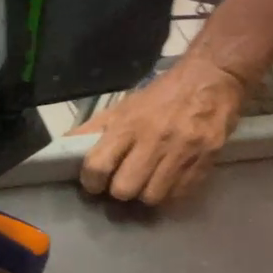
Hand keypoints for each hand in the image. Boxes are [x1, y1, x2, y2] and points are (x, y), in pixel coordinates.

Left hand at [76, 53, 247, 204]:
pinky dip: (172, 193)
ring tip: (149, 181)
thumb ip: (91, 132)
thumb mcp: (121, 108)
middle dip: (121, 191)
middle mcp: (155, 139)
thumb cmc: (160, 97)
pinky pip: (180, 194)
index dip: (92, 182)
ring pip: (152, 197)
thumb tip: (59, 149)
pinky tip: (170, 180)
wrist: (214, 75)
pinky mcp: (207, 157)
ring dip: (146, 194)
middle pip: (124, 189)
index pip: (97, 167)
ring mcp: (183, 149)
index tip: (96, 182)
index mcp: (128, 126)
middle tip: (126, 181)